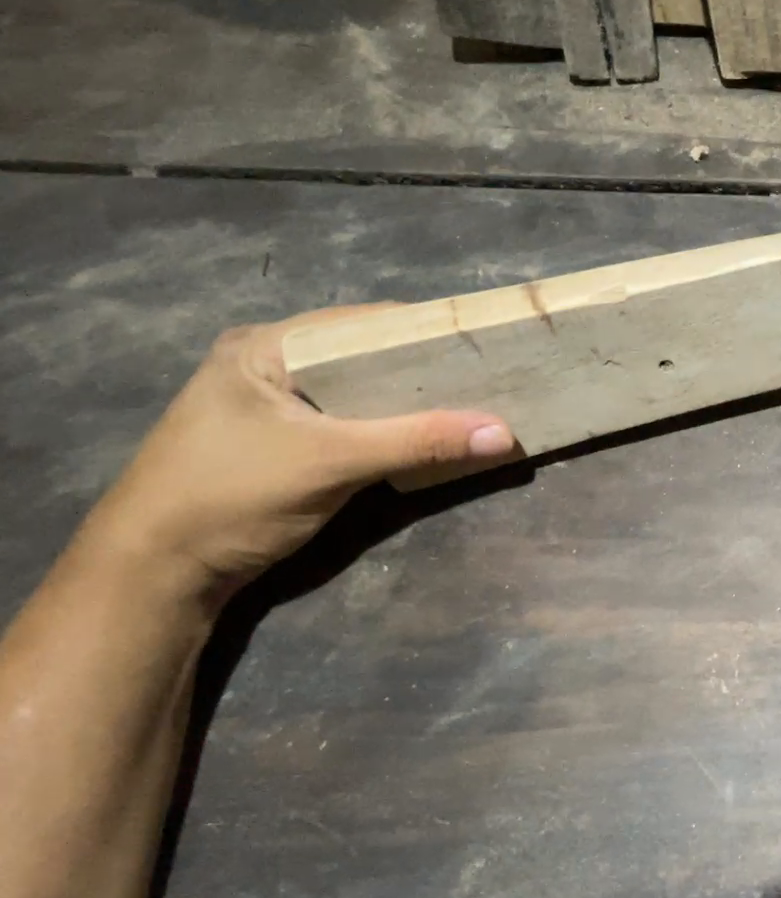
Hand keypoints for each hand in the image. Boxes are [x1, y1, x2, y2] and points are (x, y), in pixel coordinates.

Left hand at [76, 306, 514, 612]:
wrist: (158, 573)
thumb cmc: (230, 497)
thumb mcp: (332, 463)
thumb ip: (419, 442)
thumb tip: (505, 432)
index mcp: (268, 347)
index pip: (367, 323)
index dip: (431, 332)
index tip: (491, 347)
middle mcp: (277, 365)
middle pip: (373, 356)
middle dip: (433, 371)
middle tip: (498, 380)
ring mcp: (284, 406)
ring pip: (371, 393)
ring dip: (421, 404)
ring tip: (482, 407)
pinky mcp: (296, 443)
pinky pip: (364, 423)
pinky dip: (402, 429)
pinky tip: (439, 438)